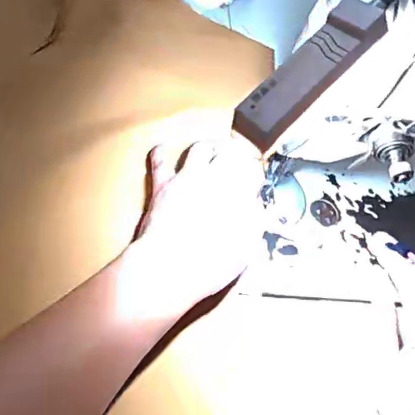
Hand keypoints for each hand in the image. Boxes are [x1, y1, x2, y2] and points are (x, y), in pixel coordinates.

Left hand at [120, 135, 264, 310]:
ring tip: (208, 152)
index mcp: (240, 193)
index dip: (255, 176)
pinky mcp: (162, 185)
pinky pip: (159, 161)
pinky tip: (161, 150)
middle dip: (235, 157)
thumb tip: (255, 206)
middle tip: (234, 163)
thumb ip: (254, 221)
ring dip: (206, 149)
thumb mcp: (246, 247)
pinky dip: (160, 153)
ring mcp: (187, 178)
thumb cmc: (213, 263)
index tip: (254, 184)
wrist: (171, 266)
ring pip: (199, 149)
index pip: (253, 172)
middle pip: (230, 154)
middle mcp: (216, 178)